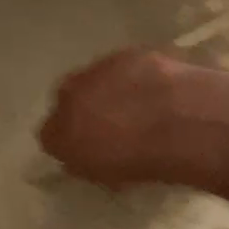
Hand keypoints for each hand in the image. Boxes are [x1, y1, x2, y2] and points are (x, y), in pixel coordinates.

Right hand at [37, 49, 222, 188]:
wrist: (179, 124)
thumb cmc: (136, 161)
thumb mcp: (101, 176)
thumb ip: (82, 161)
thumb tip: (80, 154)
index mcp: (54, 133)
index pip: (50, 135)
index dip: (68, 140)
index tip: (85, 147)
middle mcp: (66, 97)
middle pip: (67, 100)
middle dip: (82, 108)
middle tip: (107, 123)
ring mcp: (96, 70)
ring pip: (94, 79)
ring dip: (106, 88)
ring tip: (134, 104)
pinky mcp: (128, 52)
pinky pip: (125, 66)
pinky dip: (134, 75)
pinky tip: (154, 88)